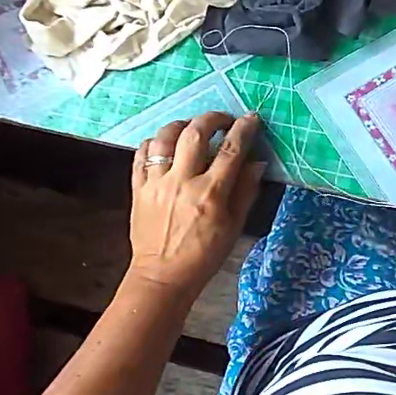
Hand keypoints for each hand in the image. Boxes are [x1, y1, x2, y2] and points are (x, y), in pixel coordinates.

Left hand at [128, 112, 265, 295]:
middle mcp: (182, 182)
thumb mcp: (234, 226)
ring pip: (164, 138)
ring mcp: (156, 183)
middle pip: (195, 134)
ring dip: (181, 125)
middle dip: (211, 118)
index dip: (243, 129)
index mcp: (211, 193)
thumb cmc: (205, 254)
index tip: (251, 118)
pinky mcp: (138, 189)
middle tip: (222, 119)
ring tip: (191, 127)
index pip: (231, 150)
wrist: (163, 276)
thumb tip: (257, 162)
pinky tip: (164, 143)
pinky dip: (154, 142)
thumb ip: (246, 191)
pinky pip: (141, 154)